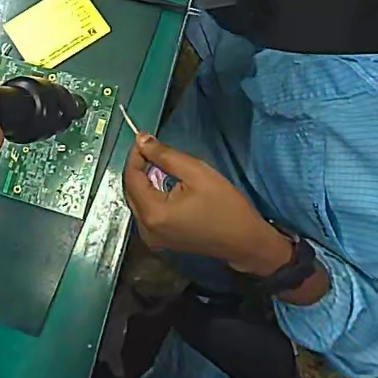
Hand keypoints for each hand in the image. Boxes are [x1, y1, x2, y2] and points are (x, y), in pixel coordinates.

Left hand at [121, 133, 291, 274]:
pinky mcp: (159, 240)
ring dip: (144, 179)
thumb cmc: (225, 206)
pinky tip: (162, 181)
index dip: (136, 154)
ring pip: (137, 199)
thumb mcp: (197, 172)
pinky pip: (146, 210)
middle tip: (150, 146)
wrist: (246, 242)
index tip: (143, 136)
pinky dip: (150, 193)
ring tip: (157, 160)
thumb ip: (165, 155)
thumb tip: (142, 140)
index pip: (131, 177)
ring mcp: (151, 237)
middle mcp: (145, 228)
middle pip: (131, 189)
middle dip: (138, 166)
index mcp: (153, 213)